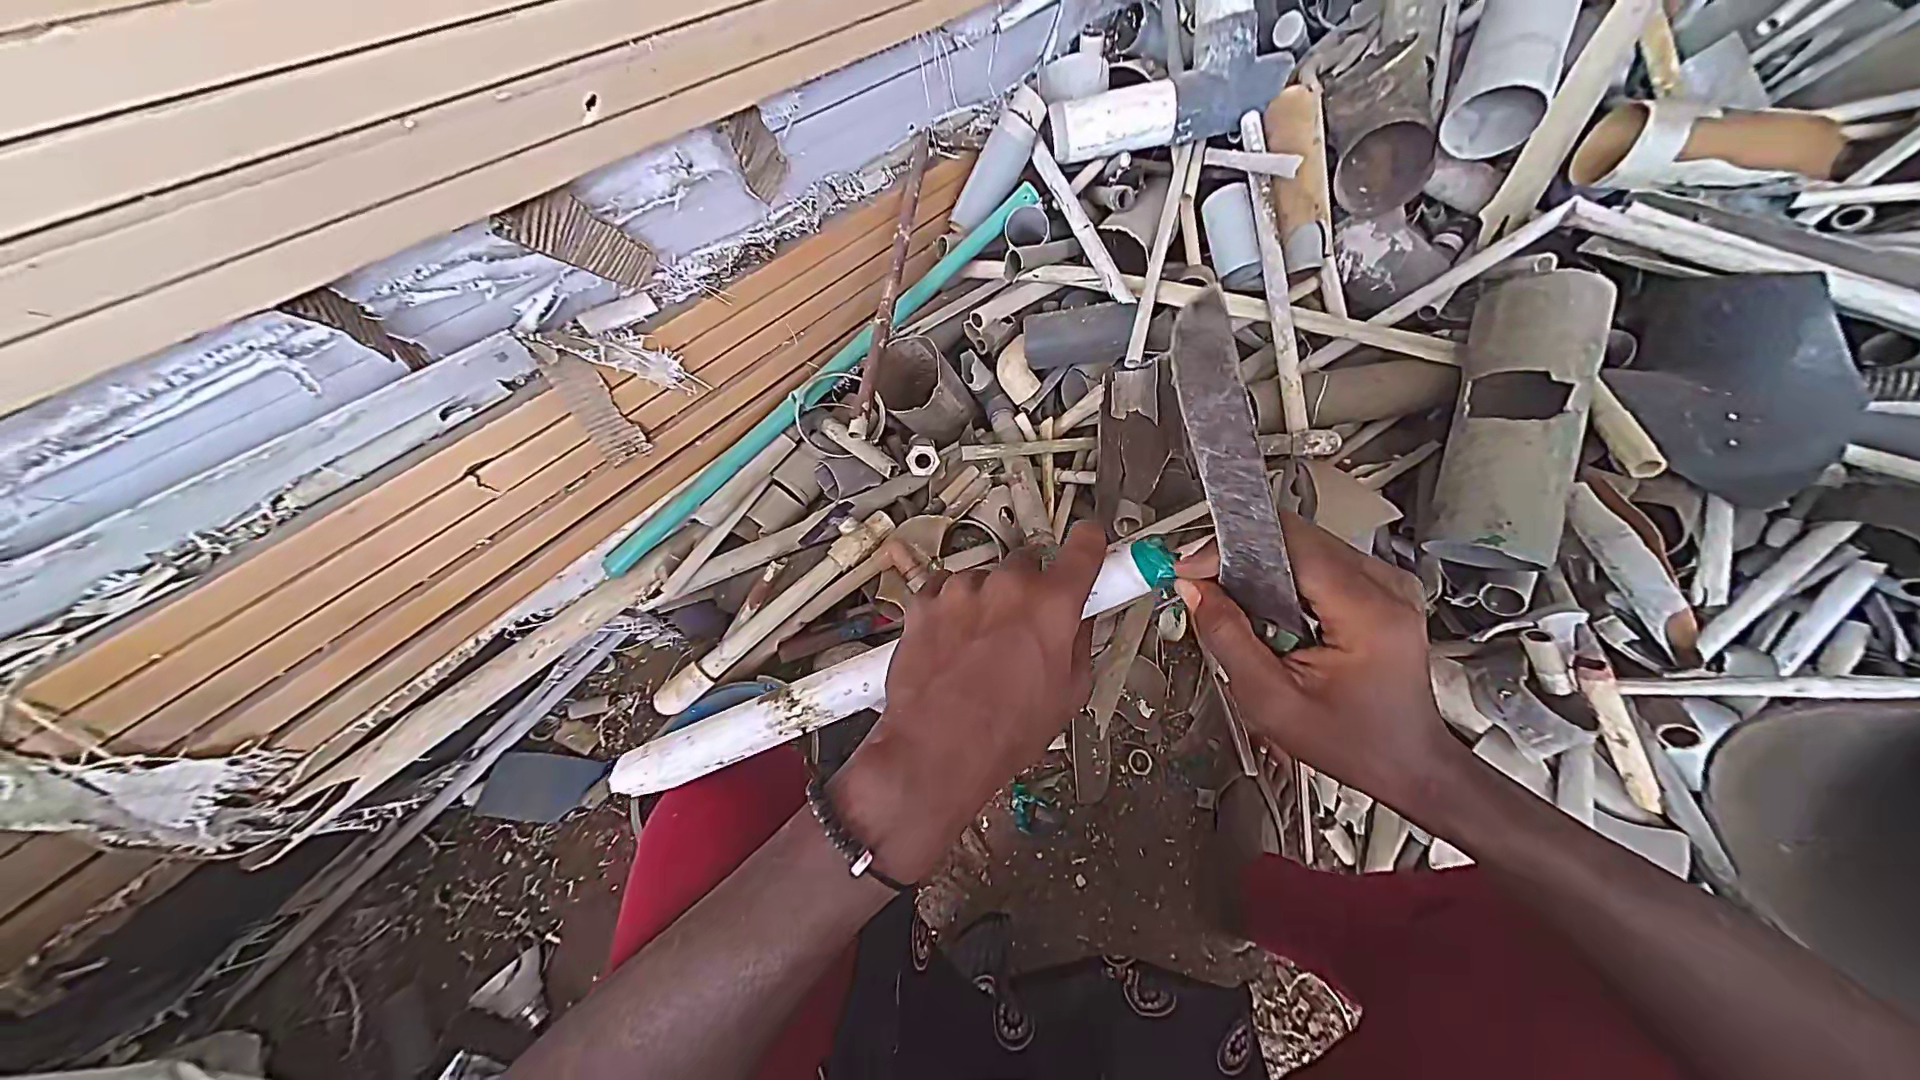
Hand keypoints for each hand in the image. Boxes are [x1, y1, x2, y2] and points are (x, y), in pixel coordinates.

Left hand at [832, 522, 1106, 881]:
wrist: (936, 746)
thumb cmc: (1000, 730)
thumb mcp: (1067, 693)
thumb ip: (1081, 645)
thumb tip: (1081, 626)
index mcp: (1051, 604)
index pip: (1082, 550)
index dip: (1089, 542)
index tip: (1089, 538)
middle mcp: (1007, 586)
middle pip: (1028, 564)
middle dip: (1031, 589)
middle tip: (1027, 625)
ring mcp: (962, 591)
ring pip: (984, 579)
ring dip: (988, 602)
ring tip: (984, 648)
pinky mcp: (925, 601)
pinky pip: (946, 590)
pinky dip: (953, 608)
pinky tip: (955, 643)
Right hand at [1175, 512, 1468, 820]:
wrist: (1404, 761)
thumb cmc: (1352, 741)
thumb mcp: (1270, 700)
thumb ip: (1226, 638)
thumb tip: (1194, 590)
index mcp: (1368, 614)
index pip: (1289, 545)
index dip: (1230, 547)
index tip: (1192, 567)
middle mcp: (1385, 587)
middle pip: (1294, 535)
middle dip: (1237, 553)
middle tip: (1201, 581)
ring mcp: (1385, 582)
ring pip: (1301, 541)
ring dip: (1256, 562)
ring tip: (1234, 600)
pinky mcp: (1375, 586)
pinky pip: (1314, 557)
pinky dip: (1277, 572)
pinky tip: (1266, 606)